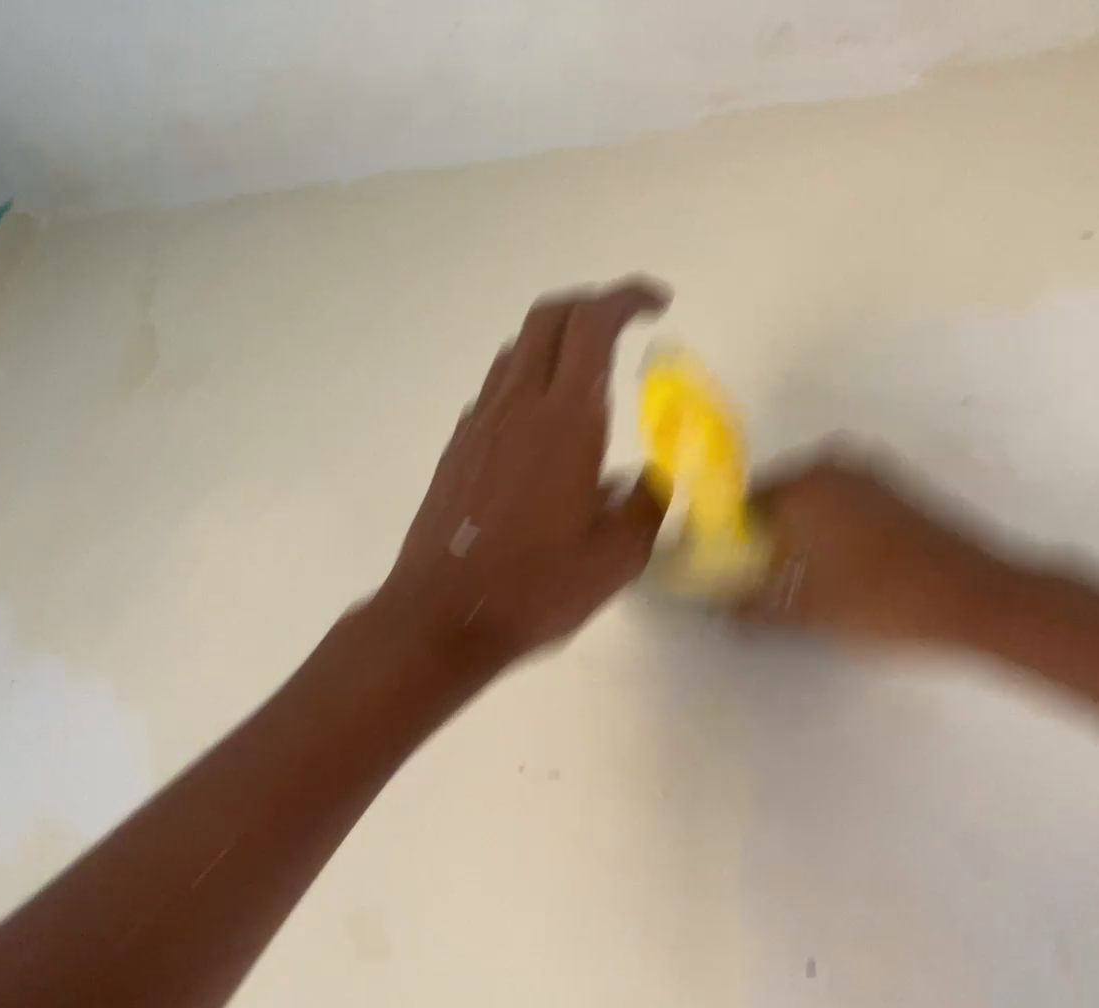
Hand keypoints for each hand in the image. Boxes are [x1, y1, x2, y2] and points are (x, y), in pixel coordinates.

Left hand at [371, 278, 670, 666]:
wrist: (441, 617)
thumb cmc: (535, 588)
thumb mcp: (616, 558)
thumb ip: (644, 506)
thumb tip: (648, 481)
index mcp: (565, 421)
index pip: (593, 324)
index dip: (628, 299)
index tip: (658, 306)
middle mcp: (517, 406)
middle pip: (549, 318)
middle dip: (592, 307)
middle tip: (625, 328)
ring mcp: (480, 424)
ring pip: (517, 352)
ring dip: (556, 346)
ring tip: (588, 380)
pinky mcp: (457, 449)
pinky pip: (496, 392)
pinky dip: (527, 384)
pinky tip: (543, 433)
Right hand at [736, 445, 1016, 643]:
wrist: (979, 599)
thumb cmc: (880, 599)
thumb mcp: (804, 612)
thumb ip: (751, 609)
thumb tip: (719, 611)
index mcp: (804, 483)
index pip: (742, 504)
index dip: (727, 540)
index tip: (724, 573)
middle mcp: (834, 464)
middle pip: (778, 501)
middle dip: (762, 538)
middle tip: (756, 583)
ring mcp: (872, 474)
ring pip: (813, 504)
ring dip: (798, 536)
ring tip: (796, 581)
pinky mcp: (899, 490)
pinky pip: (844, 506)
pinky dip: (830, 531)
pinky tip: (837, 570)